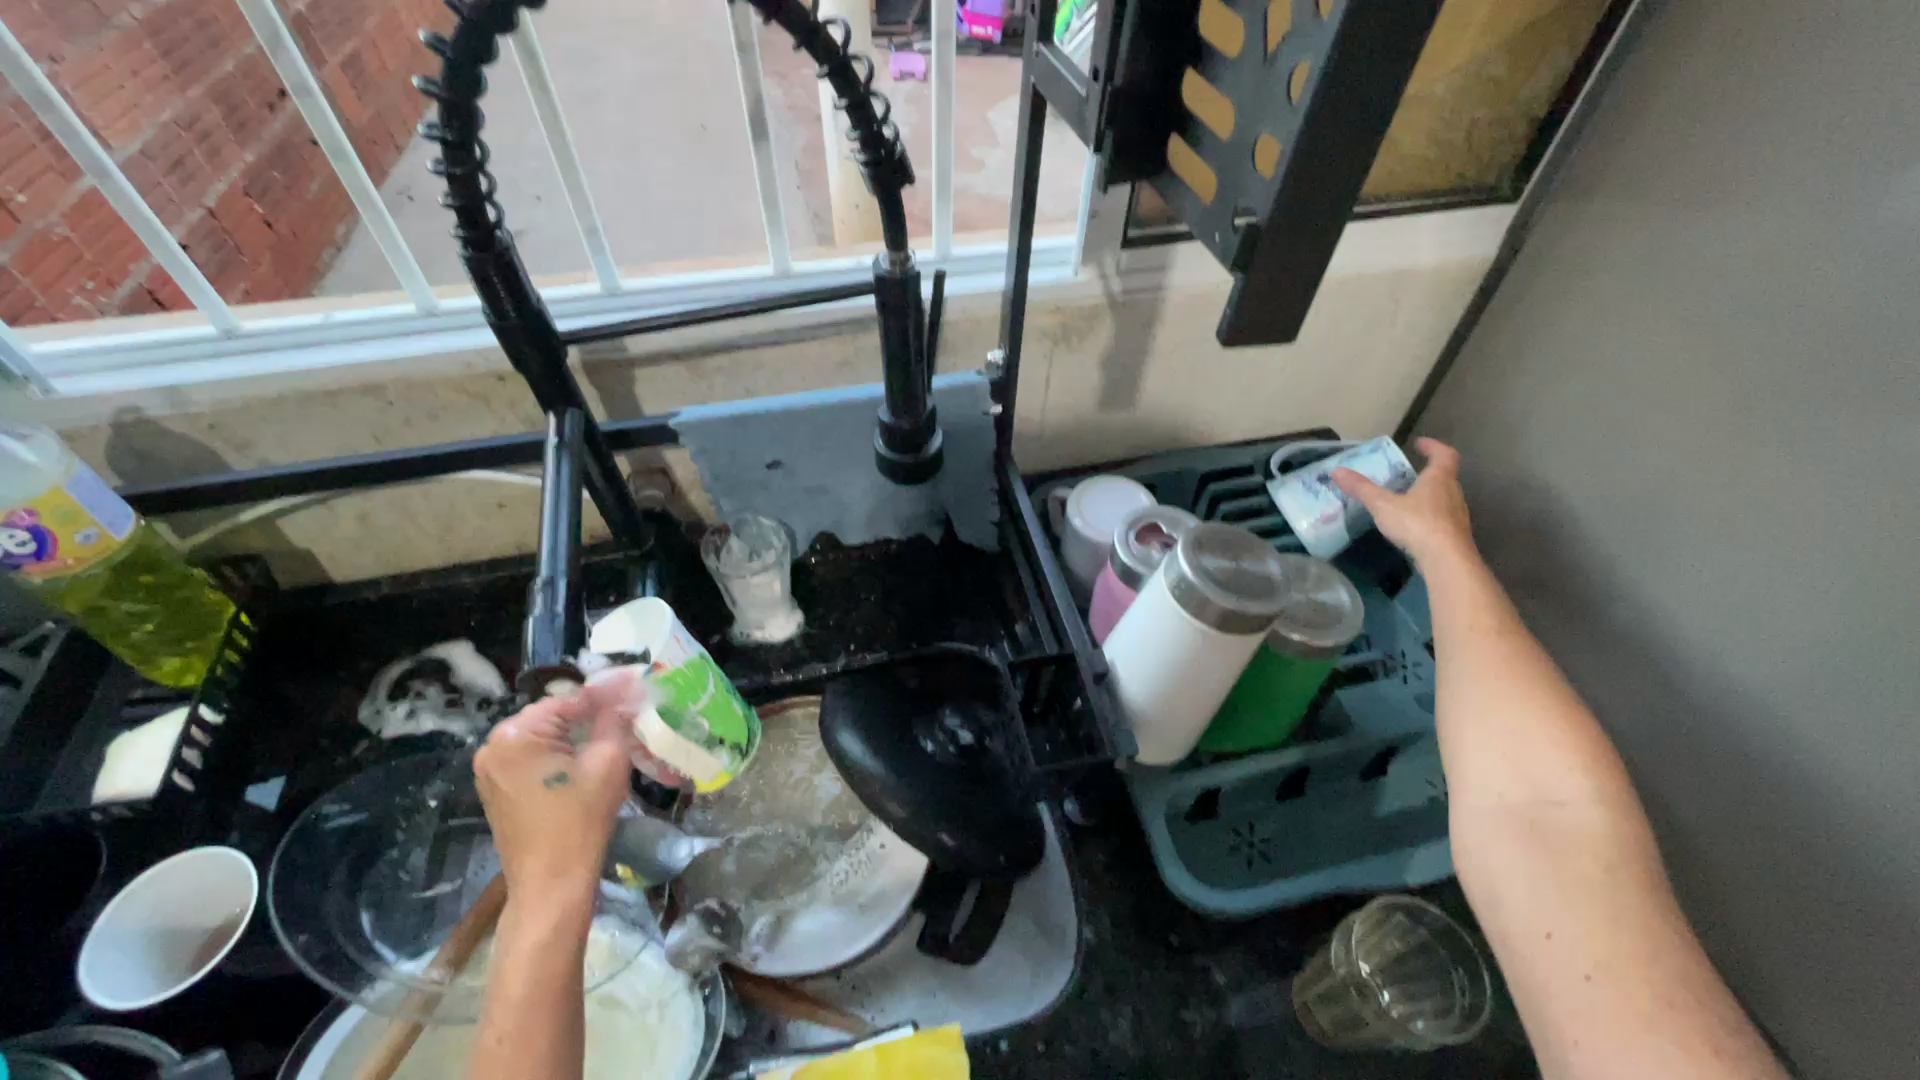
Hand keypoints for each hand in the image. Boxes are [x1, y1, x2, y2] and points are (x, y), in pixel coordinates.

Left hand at [473, 691, 635, 912]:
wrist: (551, 881)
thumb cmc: (581, 819)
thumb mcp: (608, 761)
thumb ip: (614, 719)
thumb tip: (625, 692)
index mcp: (516, 734)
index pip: (569, 700)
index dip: (605, 697)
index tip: (634, 693)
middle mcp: (493, 745)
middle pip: (552, 716)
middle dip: (588, 715)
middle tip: (626, 717)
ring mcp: (489, 769)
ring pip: (542, 737)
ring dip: (573, 735)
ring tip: (610, 738)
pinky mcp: (495, 789)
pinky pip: (531, 758)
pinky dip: (557, 755)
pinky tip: (583, 764)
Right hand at [1332, 437, 1475, 566]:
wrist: (1446, 560)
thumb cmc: (1417, 524)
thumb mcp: (1383, 505)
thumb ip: (1362, 489)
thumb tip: (1336, 471)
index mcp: (1439, 478)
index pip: (1444, 454)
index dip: (1433, 447)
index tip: (1419, 443)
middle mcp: (1453, 492)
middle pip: (1444, 476)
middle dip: (1428, 473)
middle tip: (1407, 474)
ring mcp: (1457, 515)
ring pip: (1444, 498)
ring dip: (1429, 496)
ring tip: (1407, 500)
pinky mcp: (1455, 535)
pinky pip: (1442, 518)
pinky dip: (1429, 516)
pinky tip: (1413, 526)